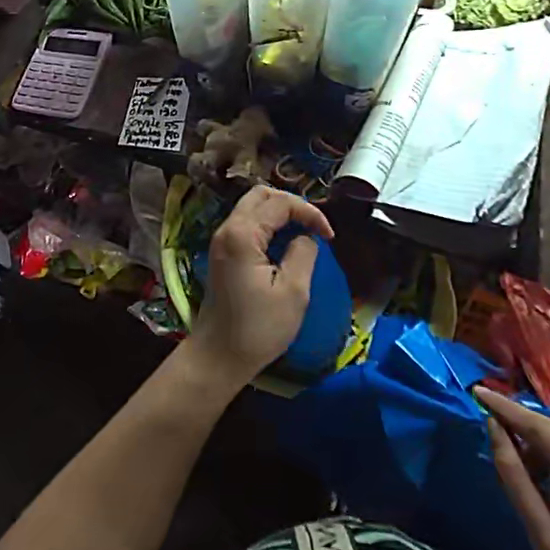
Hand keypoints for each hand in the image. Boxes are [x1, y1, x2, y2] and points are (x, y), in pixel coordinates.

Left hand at [189, 186, 333, 386]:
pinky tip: (284, 245)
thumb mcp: (293, 292)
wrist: (219, 354)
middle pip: (260, 195)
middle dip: (292, 204)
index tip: (330, 236)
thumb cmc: (258, 328)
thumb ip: (303, 254)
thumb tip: (306, 237)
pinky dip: (267, 225)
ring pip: (251, 207)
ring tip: (304, 234)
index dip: (309, 212)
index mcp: (242, 235)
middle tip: (315, 228)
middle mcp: (226, 229)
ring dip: (279, 213)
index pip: (279, 203)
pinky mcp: (222, 253)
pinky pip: (246, 224)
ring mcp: (221, 240)